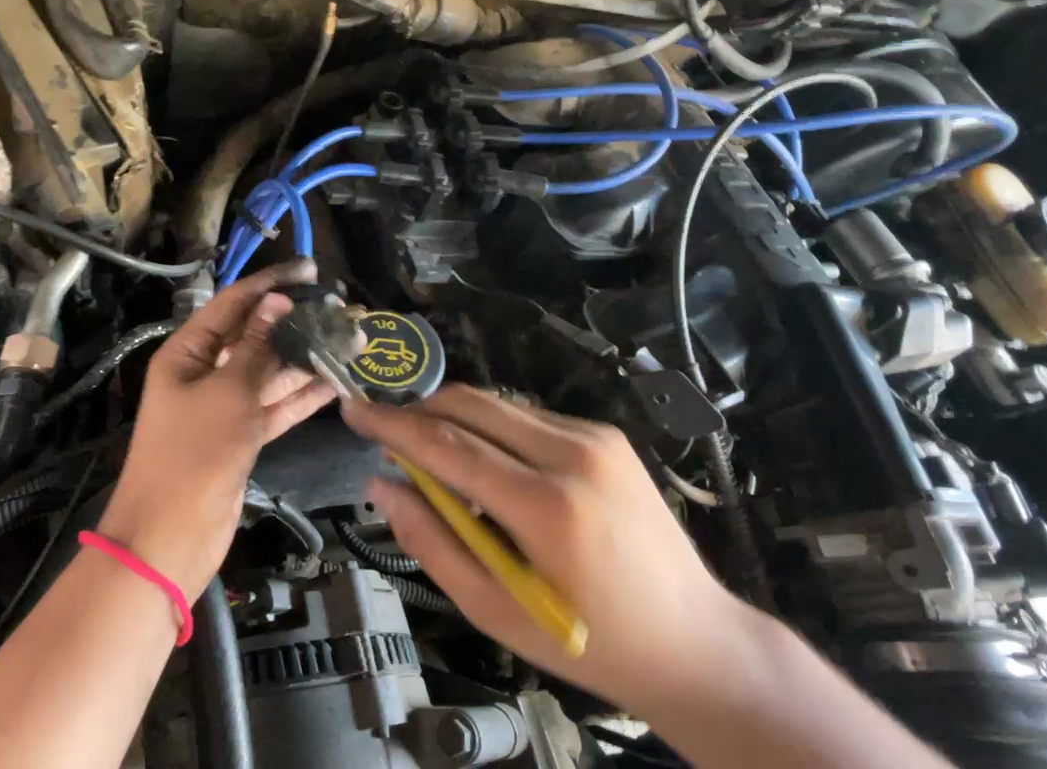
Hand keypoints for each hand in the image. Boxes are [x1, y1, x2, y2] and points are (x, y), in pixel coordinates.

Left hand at [100, 261, 331, 597]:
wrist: (171, 534)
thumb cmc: (193, 454)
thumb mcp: (228, 394)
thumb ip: (256, 349)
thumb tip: (275, 302)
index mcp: (186, 353)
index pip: (232, 305)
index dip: (269, 284)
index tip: (309, 270)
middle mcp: (203, 374)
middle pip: (253, 338)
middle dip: (293, 324)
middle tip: (338, 310)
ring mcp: (222, 407)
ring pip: (268, 374)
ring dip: (304, 360)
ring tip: (349, 341)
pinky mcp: (240, 437)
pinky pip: (274, 407)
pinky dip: (300, 397)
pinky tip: (335, 383)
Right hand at [343, 385, 757, 714]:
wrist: (695, 642)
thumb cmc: (589, 642)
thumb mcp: (496, 610)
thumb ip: (431, 541)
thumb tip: (381, 485)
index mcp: (546, 506)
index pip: (448, 444)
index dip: (392, 424)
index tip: (351, 409)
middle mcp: (574, 454)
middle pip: (470, 405)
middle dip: (417, 409)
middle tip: (382, 430)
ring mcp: (597, 440)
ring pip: (497, 404)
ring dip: (452, 418)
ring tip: (427, 452)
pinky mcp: (608, 438)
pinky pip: (527, 417)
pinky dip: (490, 429)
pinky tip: (483, 465)